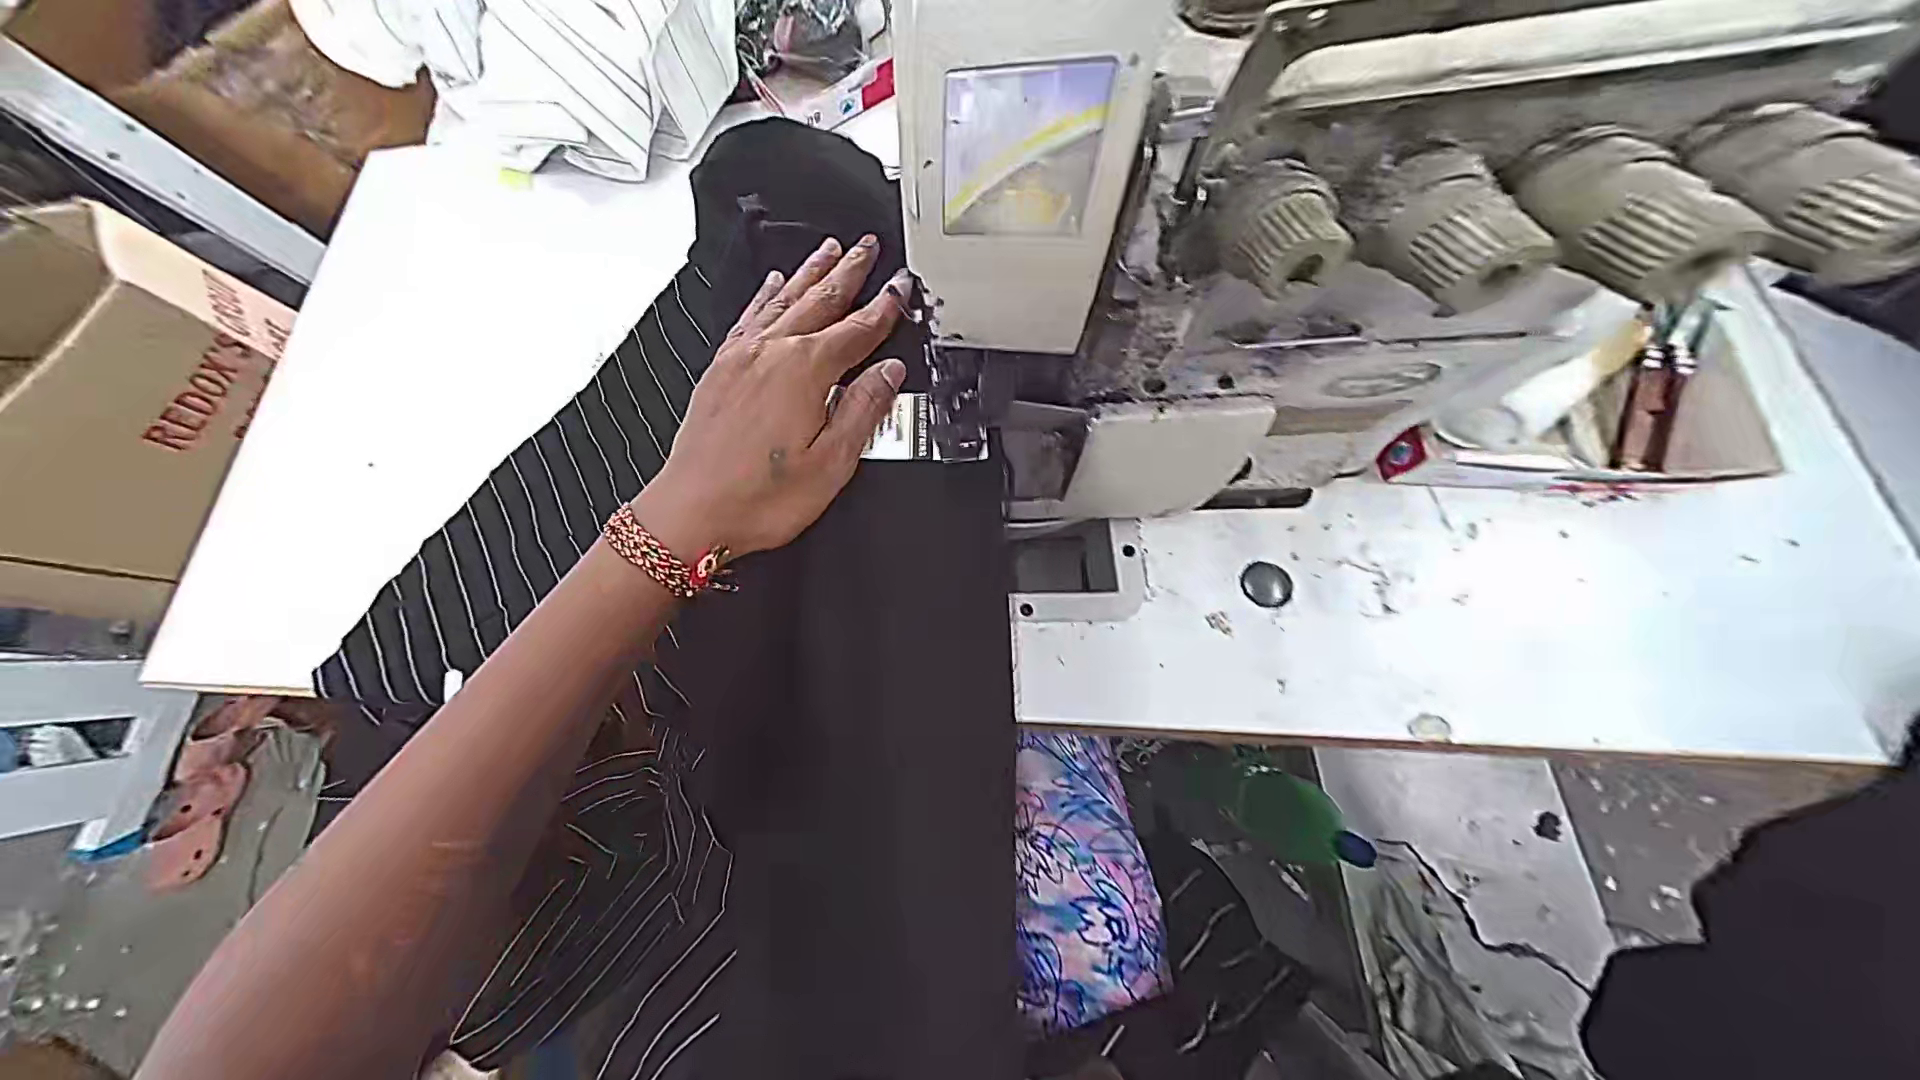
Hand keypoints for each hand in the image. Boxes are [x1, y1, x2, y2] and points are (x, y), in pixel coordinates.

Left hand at [632, 234, 909, 559]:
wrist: (692, 513)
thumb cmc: (757, 497)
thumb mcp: (831, 462)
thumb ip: (864, 410)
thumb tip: (889, 375)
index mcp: (803, 373)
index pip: (857, 330)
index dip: (884, 308)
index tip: (900, 289)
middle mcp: (769, 354)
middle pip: (820, 301)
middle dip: (849, 271)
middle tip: (867, 247)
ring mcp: (740, 359)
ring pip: (785, 300)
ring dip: (811, 272)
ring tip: (830, 251)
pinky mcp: (720, 370)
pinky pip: (749, 316)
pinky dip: (767, 295)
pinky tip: (773, 284)